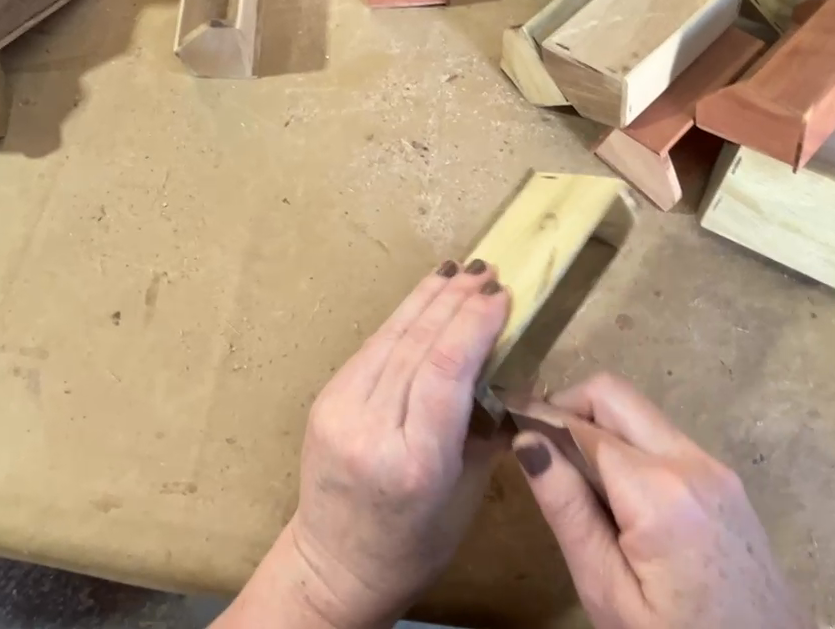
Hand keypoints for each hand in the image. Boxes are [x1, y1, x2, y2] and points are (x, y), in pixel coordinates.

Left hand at [216, 259, 509, 628]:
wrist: (335, 562)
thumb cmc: (416, 541)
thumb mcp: (467, 492)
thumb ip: (486, 425)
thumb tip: (509, 363)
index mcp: (415, 463)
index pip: (445, 371)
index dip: (474, 324)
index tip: (501, 295)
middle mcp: (371, 429)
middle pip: (417, 345)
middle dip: (455, 301)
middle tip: (487, 271)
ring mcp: (340, 409)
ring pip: (391, 337)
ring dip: (428, 299)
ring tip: (458, 272)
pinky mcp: (325, 398)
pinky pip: (372, 348)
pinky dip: (402, 319)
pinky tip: (424, 298)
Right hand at [513, 374, 807, 628]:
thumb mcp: (609, 593)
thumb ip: (568, 511)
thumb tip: (525, 440)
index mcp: (659, 491)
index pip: (579, 425)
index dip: (536, 418)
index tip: (502, 422)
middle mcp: (690, 461)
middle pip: (612, 394)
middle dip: (565, 404)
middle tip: (533, 442)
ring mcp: (713, 467)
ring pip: (637, 412)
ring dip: (595, 424)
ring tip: (567, 472)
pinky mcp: (724, 481)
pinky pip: (660, 438)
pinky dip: (625, 443)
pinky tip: (610, 490)